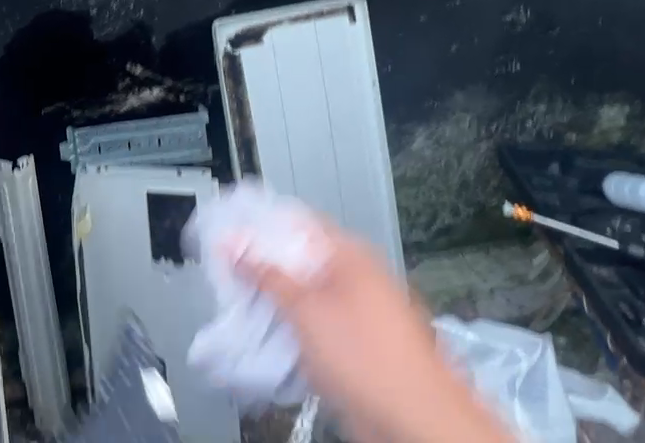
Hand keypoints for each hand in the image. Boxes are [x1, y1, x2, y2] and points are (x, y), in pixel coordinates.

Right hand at [235, 219, 512, 442]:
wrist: (417, 425)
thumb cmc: (370, 360)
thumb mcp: (303, 308)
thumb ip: (263, 272)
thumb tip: (231, 244)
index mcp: (352, 256)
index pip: (296, 221)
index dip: (259, 222)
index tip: (226, 227)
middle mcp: (358, 279)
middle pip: (298, 258)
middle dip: (261, 264)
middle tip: (226, 266)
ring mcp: (359, 314)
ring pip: (303, 293)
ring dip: (273, 299)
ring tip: (239, 300)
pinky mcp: (356, 345)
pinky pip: (313, 323)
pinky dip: (290, 325)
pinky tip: (266, 331)